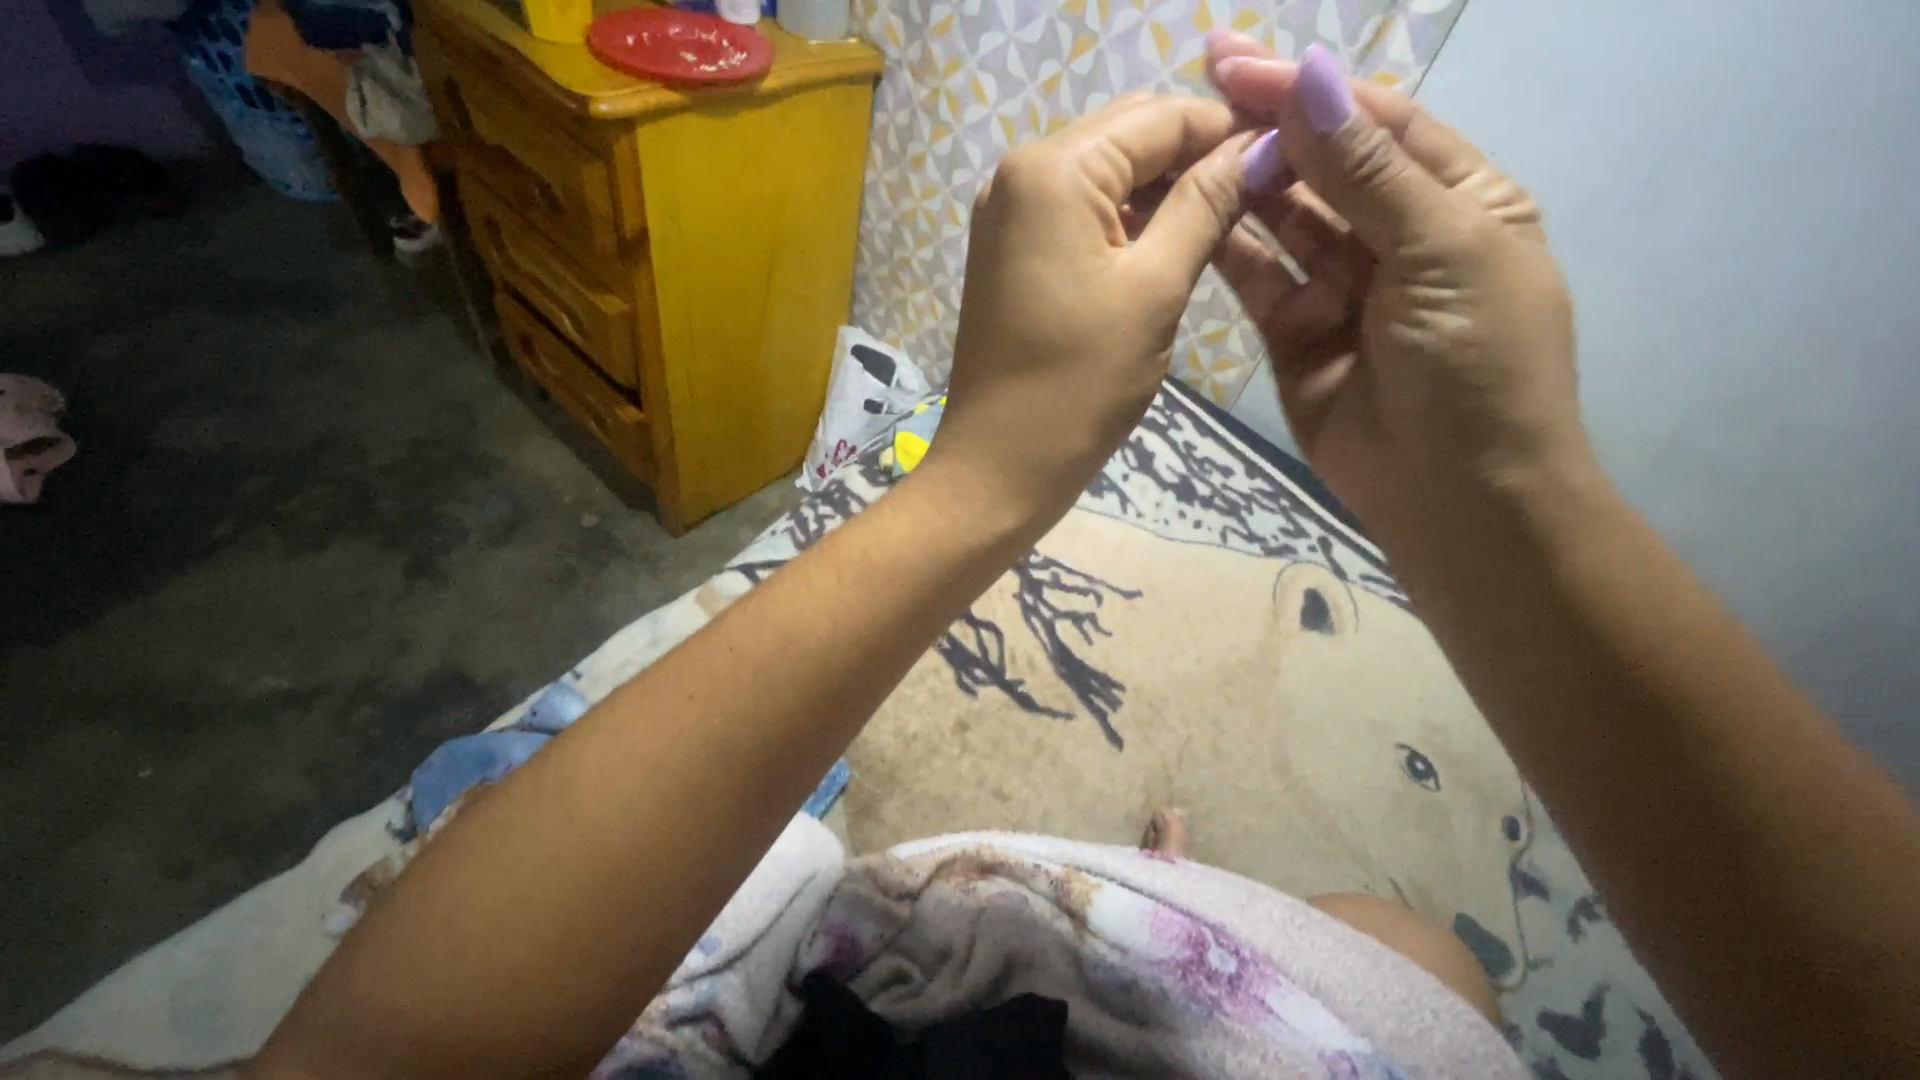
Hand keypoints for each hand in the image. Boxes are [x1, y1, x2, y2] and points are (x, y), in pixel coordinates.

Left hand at [925, 94, 1253, 530]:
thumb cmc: (1078, 386)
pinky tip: (1172, 245)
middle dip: (1198, 157)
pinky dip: (1128, 221)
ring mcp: (1009, 214)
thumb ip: (1206, 205)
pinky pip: (1081, 213)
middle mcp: (1019, 173)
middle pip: (1130, 137)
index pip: (1160, 116)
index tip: (1293, 155)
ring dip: (1166, 190)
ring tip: (1230, 219)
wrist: (999, 465)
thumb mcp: (1154, 289)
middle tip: (1265, 191)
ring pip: (1107, 175)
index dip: (1230, 130)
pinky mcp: (1011, 252)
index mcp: (1052, 170)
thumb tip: (1261, 146)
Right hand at [1205, 33, 1588, 555]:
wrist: (1454, 495)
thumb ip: (1369, 170)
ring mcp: (1340, 287)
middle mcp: (1395, 235)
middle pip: (1324, 165)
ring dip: (1241, 184)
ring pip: (1283, 220)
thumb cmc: (1475, 364)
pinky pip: (1257, 281)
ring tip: (1183, 149)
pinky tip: (1190, 215)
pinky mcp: (1293, 335)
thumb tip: (1315, 76)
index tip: (1238, 63)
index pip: (1377, 122)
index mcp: (1457, 199)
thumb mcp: (1440, 250)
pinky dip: (1227, 249)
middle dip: (1269, 128)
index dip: (1311, 89)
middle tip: (1196, 93)